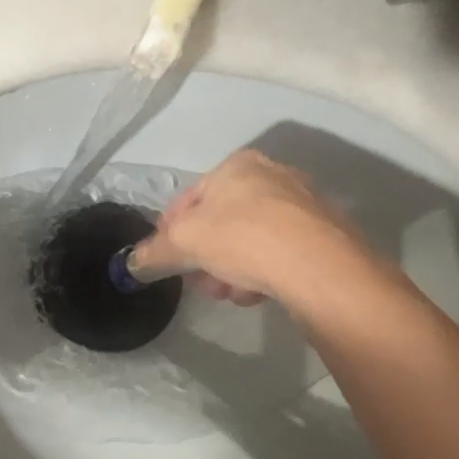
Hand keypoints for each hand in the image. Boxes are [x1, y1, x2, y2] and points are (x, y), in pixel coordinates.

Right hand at [137, 150, 371, 309]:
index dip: (171, 232)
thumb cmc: (242, 238)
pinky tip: (260, 293)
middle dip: (206, 257)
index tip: (168, 260)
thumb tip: (134, 262)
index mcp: (237, 165)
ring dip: (233, 269)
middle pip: (221, 222)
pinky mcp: (324, 233)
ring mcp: (302, 203)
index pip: (190, 199)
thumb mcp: (183, 243)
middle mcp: (272, 174)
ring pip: (250, 240)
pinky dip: (264, 271)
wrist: (317, 264)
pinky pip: (280, 252)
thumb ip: (155, 252)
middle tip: (203, 283)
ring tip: (233, 294)